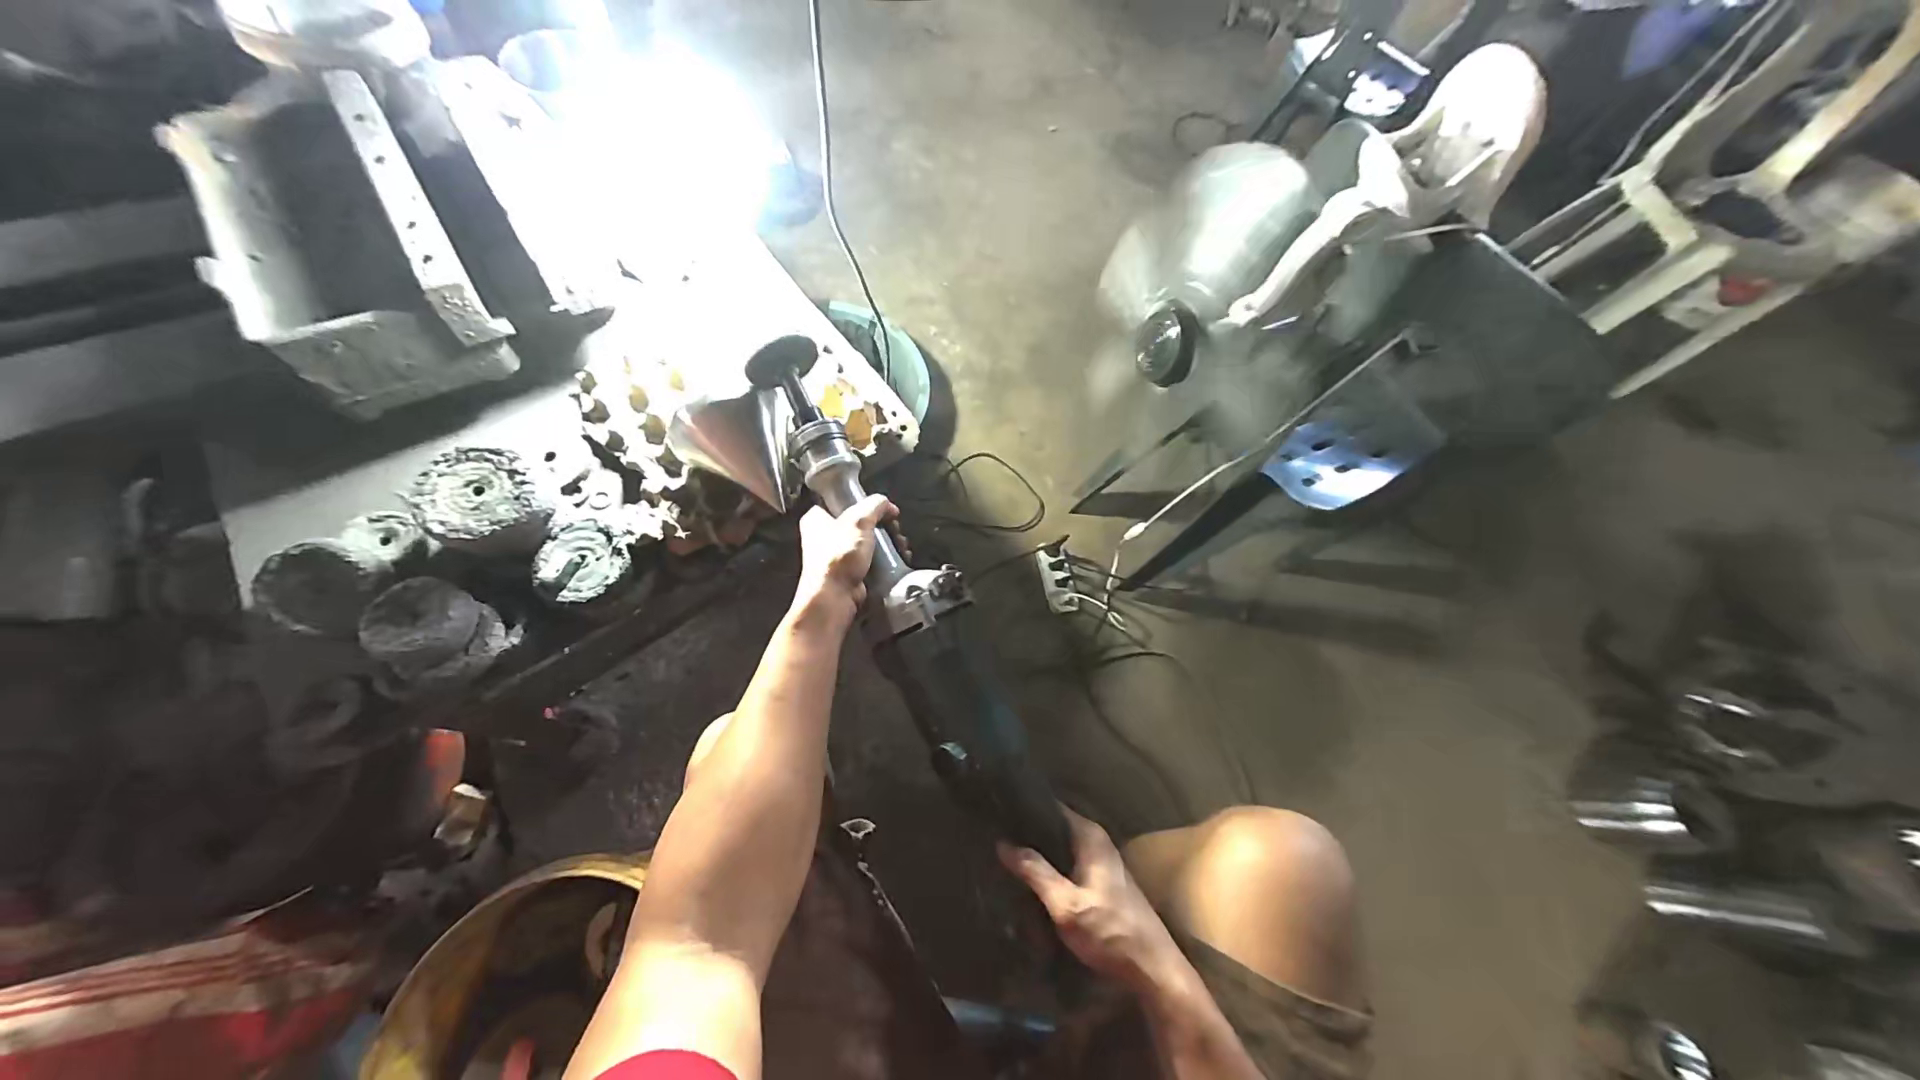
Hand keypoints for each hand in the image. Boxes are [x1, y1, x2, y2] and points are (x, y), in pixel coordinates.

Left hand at [794, 494, 896, 621]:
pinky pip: (869, 560)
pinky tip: (896, 558)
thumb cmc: (839, 557)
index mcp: (816, 518)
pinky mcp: (847, 572)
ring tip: (899, 545)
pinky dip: (883, 559)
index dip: (864, 503)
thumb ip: (875, 506)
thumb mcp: (859, 521)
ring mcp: (835, 556)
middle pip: (859, 522)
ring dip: (886, 542)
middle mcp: (823, 536)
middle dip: (882, 526)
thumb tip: (887, 505)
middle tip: (894, 529)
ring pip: (866, 541)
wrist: (834, 598)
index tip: (882, 509)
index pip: (842, 502)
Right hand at [999, 806, 1184, 992]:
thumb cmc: (1109, 931)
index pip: (1051, 807)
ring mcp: (1100, 860)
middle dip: (1028, 832)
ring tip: (1005, 854)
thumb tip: (1003, 844)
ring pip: (1060, 847)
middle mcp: (1096, 840)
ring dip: (1038, 852)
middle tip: (995, 836)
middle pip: (1055, 827)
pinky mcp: (1100, 881)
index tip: (998, 811)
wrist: (1151, 968)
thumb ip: (1035, 871)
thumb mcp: (1065, 904)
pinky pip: (1067, 863)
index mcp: (1089, 835)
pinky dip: (1050, 867)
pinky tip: (1030, 878)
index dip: (1025, 809)